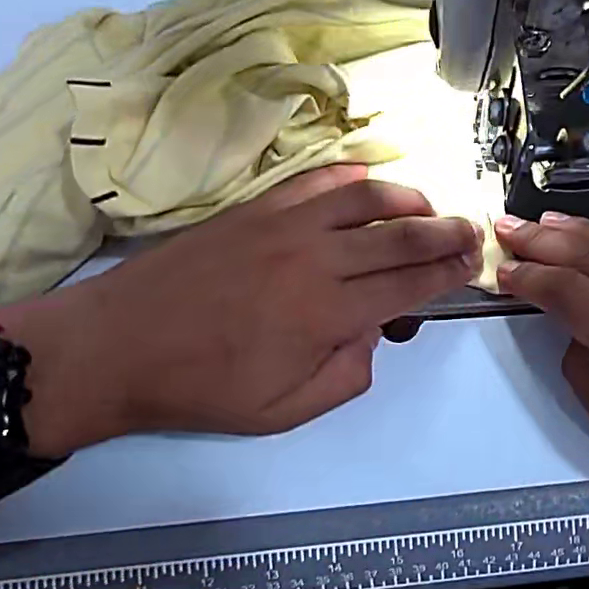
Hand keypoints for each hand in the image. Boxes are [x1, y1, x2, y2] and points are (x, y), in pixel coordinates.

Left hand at [0, 165, 479, 450]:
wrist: (116, 346)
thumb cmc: (202, 386)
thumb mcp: (285, 411)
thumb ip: (347, 375)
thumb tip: (372, 332)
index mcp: (327, 313)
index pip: (408, 283)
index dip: (448, 271)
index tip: (472, 262)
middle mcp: (316, 259)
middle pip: (400, 235)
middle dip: (446, 232)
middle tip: (470, 231)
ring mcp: (284, 225)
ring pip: (365, 199)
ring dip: (408, 199)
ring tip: (430, 207)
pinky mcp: (255, 208)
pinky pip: (315, 181)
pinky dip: (350, 177)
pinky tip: (368, 180)